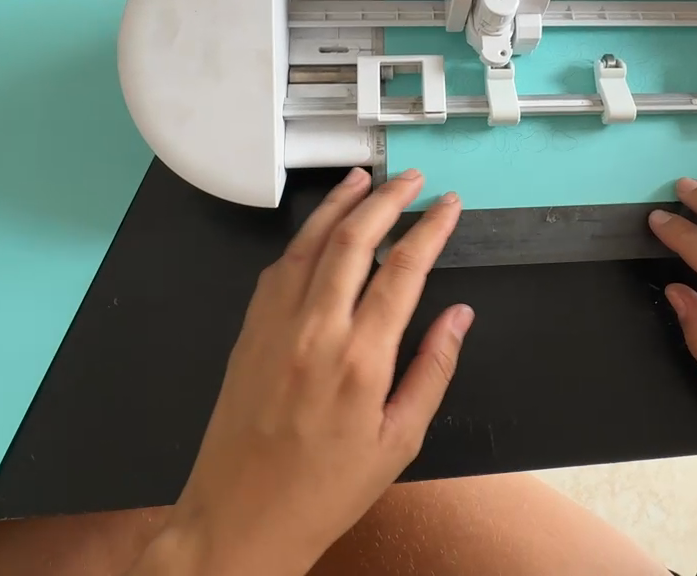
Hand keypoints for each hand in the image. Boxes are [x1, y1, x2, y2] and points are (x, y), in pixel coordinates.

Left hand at [136, 168, 472, 575]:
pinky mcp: (250, 327)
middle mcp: (316, 329)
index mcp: (361, 359)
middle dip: (388, 198)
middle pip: (354, 238)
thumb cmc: (325, 490)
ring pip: (312, 240)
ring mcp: (276, 323)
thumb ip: (433, 370)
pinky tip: (321, 225)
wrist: (237, 519)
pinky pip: (281, 265)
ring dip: (341, 202)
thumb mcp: (398, 442)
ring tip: (365, 178)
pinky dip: (306, 235)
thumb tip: (460, 316)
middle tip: (412, 179)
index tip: (447, 205)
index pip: (404, 269)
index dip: (430, 228)